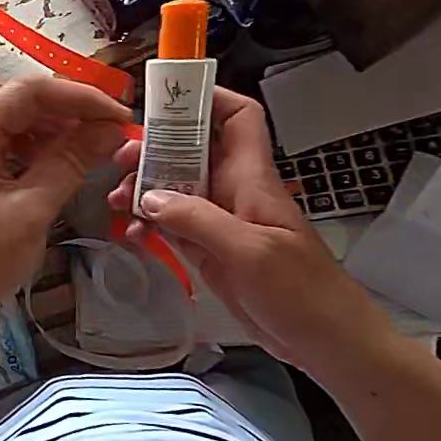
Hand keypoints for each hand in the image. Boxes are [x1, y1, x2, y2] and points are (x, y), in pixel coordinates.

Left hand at [0, 78, 129, 380]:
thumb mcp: (30, 212)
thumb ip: (71, 163)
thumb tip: (112, 130)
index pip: (27, 94)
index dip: (79, 98)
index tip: (118, 113)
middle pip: (25, 106)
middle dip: (73, 114)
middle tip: (117, 130)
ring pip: (25, 127)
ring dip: (64, 133)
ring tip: (102, 144)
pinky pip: (17, 150)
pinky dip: (48, 153)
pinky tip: (75, 160)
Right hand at [107, 86, 395, 366]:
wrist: (323, 341)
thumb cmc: (301, 291)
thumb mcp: (250, 252)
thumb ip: (198, 220)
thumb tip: (148, 197)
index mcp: (251, 179)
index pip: (236, 118)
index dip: (206, 99)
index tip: (164, 103)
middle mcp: (232, 192)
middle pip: (190, 153)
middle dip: (153, 151)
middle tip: (121, 163)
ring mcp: (218, 223)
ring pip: (174, 189)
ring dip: (143, 190)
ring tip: (117, 202)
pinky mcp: (209, 252)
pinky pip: (172, 228)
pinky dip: (150, 227)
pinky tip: (133, 238)